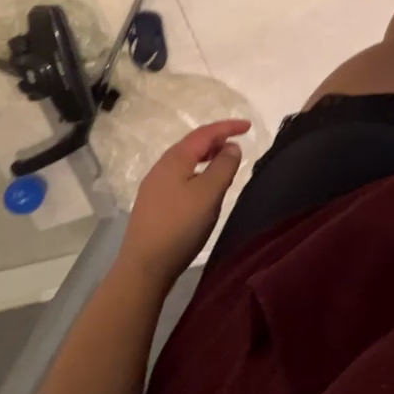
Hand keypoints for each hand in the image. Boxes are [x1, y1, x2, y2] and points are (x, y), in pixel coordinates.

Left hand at [119, 119, 250, 280]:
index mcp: (174, 160)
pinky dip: (198, 172)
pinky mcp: (154, 205)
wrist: (144, 267)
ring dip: (207, 157)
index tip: (249, 126)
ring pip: (185, 162)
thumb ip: (224, 166)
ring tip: (225, 162)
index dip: (227, 127)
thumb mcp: (209, 193)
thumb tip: (231, 146)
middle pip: (192, 145)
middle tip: (238, 143)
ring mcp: (154, 187)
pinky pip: (180, 177)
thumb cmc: (180, 226)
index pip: (204, 133)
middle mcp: (161, 168)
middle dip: (216, 140)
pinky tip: (204, 187)